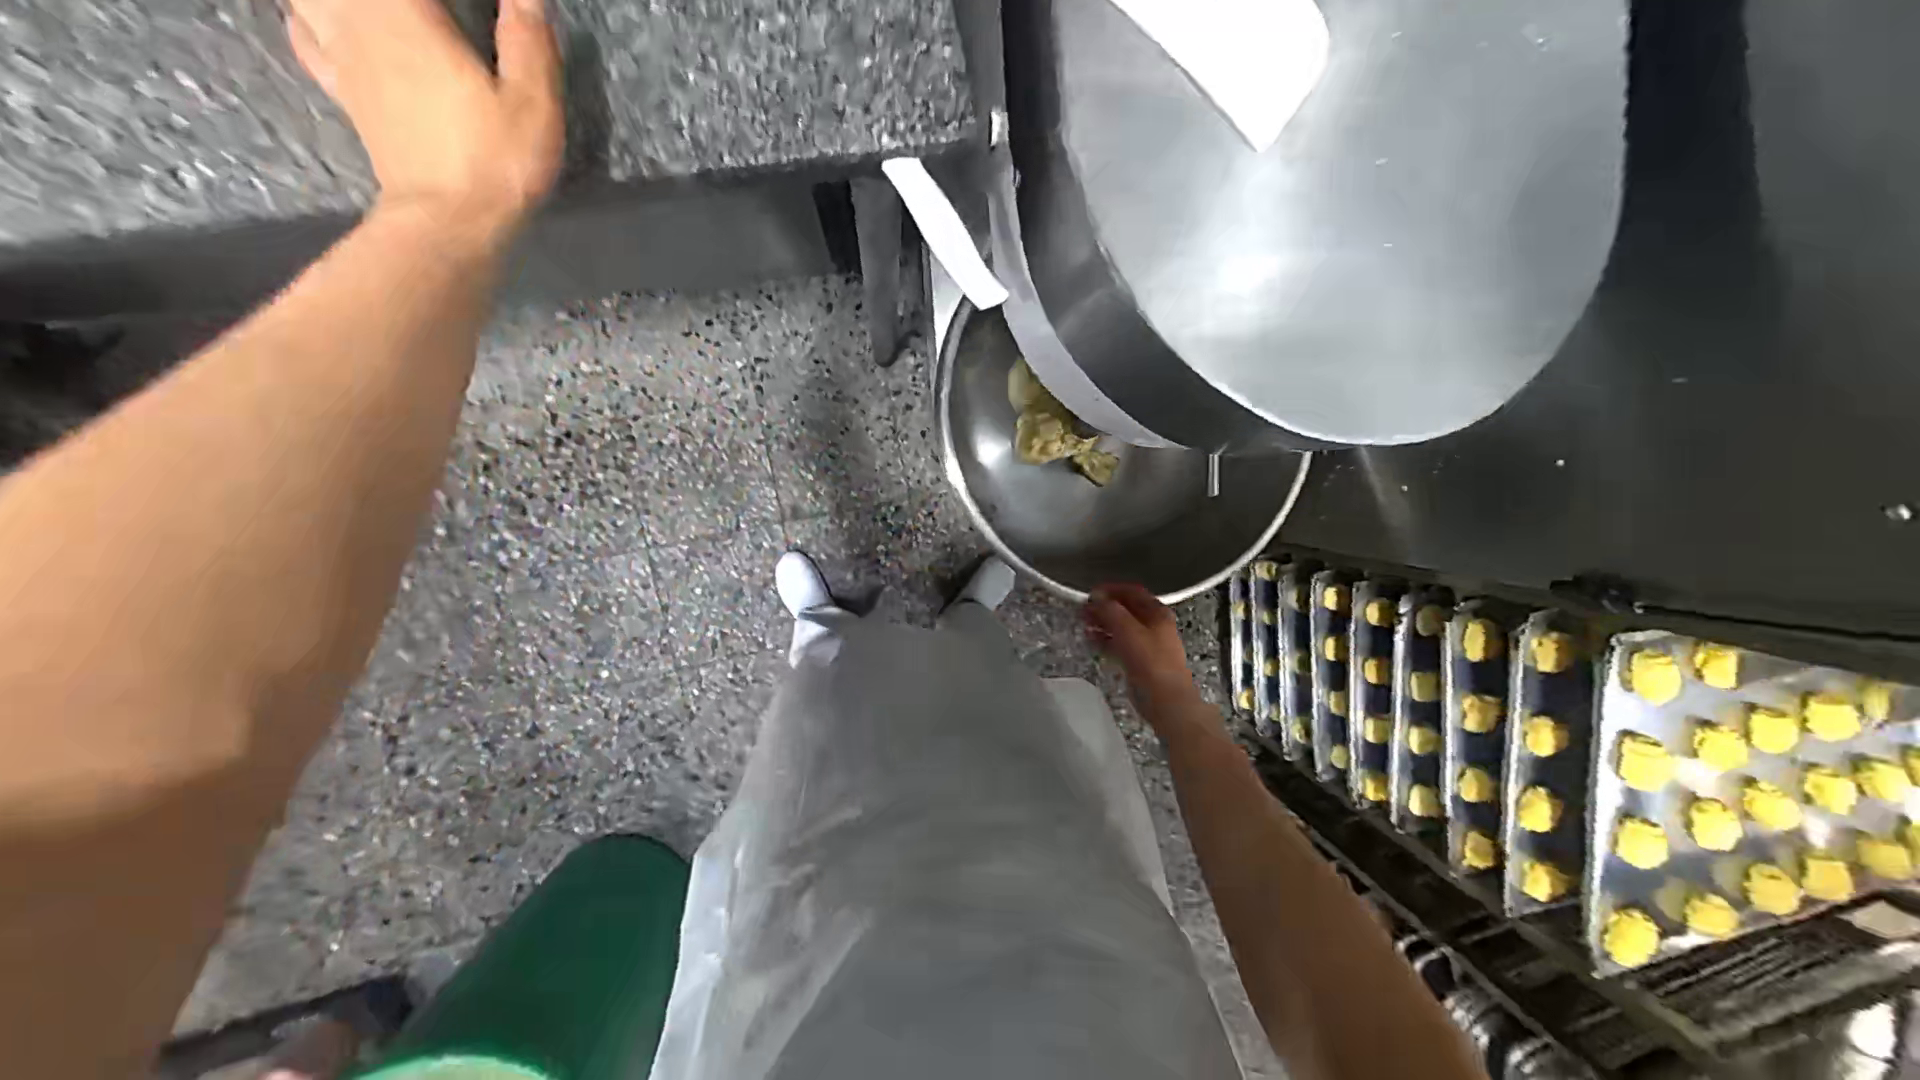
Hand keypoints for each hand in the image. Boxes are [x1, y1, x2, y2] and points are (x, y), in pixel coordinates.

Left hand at [288, 0, 564, 234]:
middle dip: (402, 5)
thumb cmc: (496, 162)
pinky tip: (329, 20)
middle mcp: (359, 19)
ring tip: (387, 21)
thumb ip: (527, 41)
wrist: (449, 222)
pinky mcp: (342, 90)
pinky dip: (309, 14)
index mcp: (407, 12)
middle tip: (434, 19)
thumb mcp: (534, 105)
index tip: (481, 10)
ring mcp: (342, 54)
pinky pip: (303, 28)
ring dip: (341, 2)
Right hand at [1085, 584, 1212, 731]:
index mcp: (1157, 613)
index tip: (1092, 592)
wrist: (1165, 699)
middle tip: (1085, 608)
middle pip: (1127, 609)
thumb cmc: (1151, 662)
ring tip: (1085, 622)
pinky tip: (1092, 640)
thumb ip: (1111, 610)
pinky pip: (1120, 644)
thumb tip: (1097, 597)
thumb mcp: (1128, 629)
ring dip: (1103, 623)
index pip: (1133, 592)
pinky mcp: (1140, 662)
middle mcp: (1154, 626)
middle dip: (1105, 607)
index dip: (1112, 589)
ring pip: (1122, 627)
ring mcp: (1148, 645)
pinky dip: (1106, 640)